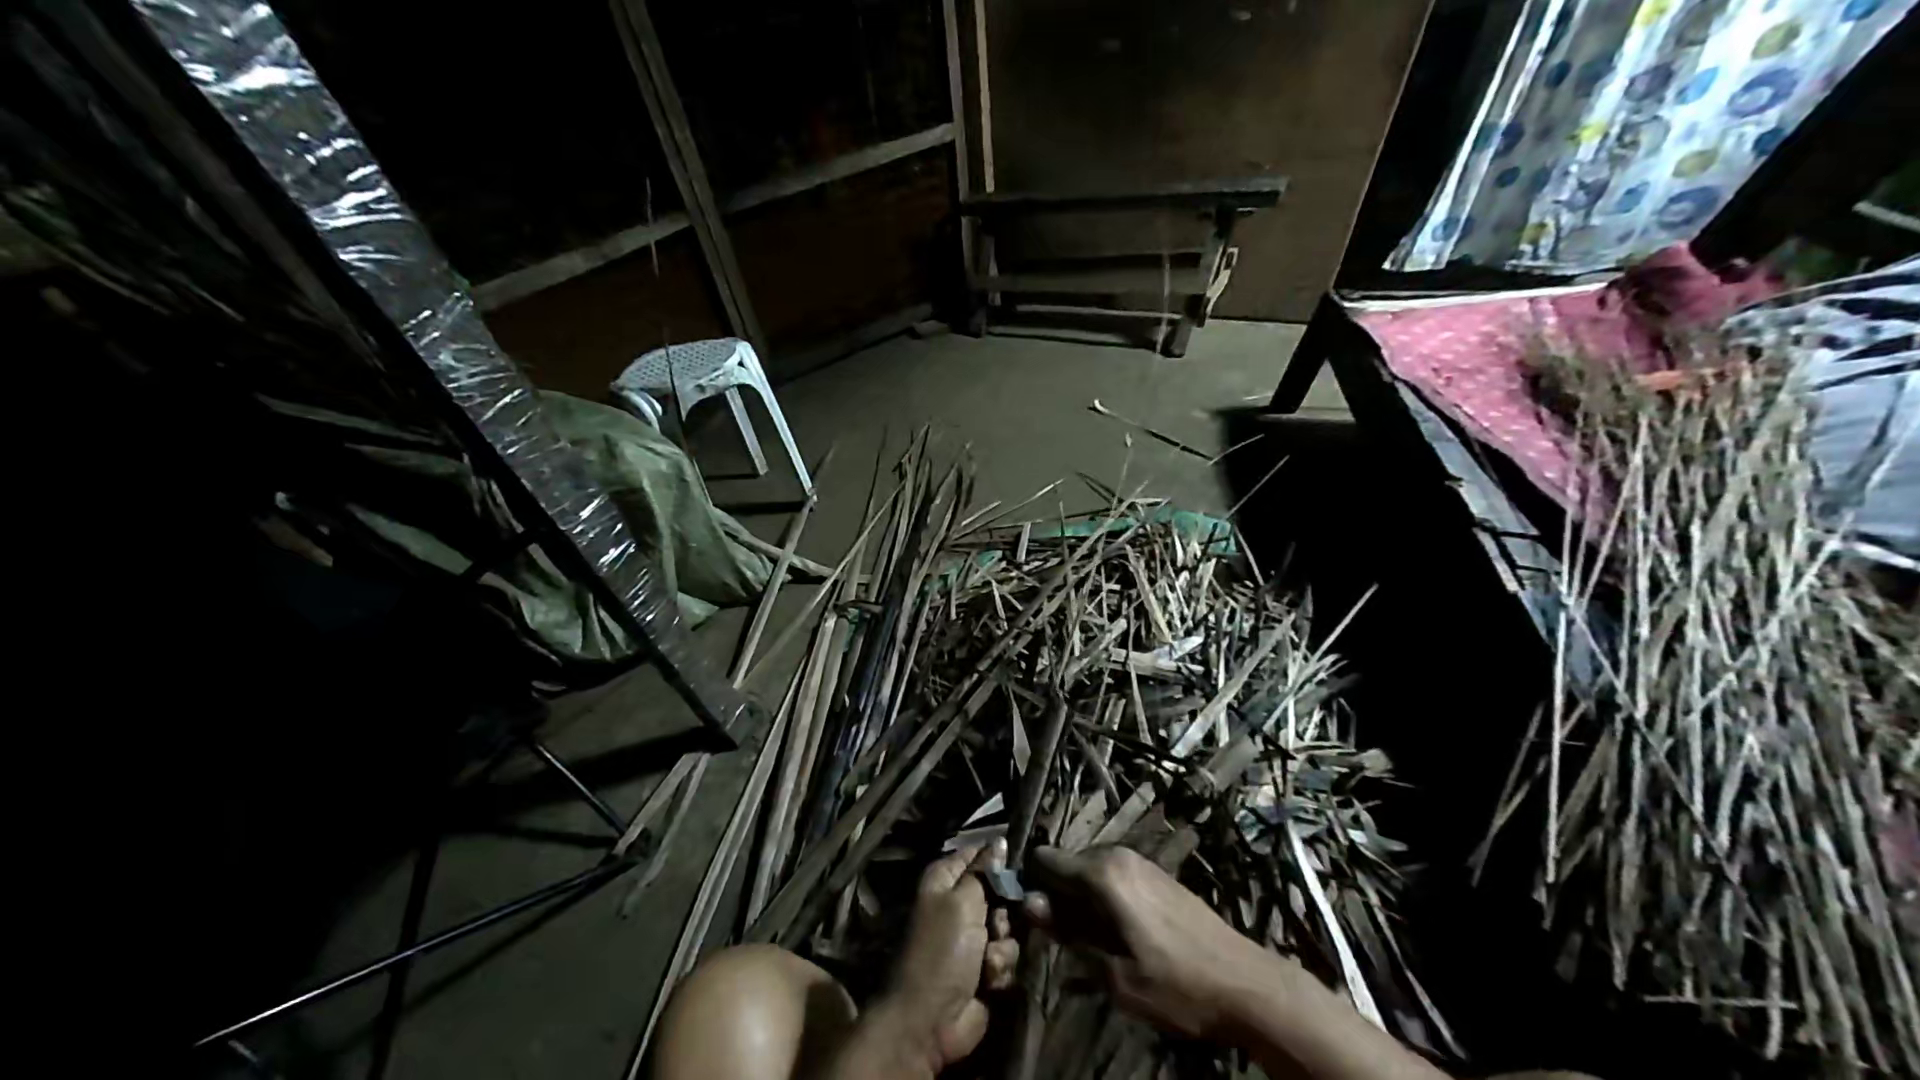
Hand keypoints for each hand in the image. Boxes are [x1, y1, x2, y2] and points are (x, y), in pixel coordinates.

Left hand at [853, 841, 1019, 1077]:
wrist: (930, 1021)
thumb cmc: (941, 951)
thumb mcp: (962, 903)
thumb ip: (984, 872)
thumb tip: (1000, 841)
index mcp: (945, 880)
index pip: (980, 855)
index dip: (1000, 860)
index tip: (1020, 865)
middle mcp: (959, 903)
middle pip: (1001, 892)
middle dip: (1006, 911)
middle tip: (995, 924)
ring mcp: (973, 938)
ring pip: (1009, 927)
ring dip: (1003, 945)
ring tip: (988, 961)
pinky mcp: (986, 969)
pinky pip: (1008, 956)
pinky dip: (1001, 969)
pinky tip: (990, 981)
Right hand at [1022, 845, 1273, 1040]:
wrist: (1247, 985)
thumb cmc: (1176, 985)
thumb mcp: (1114, 973)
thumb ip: (1068, 933)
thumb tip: (1029, 903)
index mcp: (1102, 872)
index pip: (1044, 859)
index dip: (1032, 887)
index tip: (1034, 921)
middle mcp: (1118, 854)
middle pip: (1066, 864)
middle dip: (1058, 896)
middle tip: (1064, 941)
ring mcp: (1140, 862)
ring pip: (1090, 872)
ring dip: (1082, 901)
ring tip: (1092, 944)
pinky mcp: (1157, 874)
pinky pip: (1113, 877)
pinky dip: (1104, 900)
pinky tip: (1118, 937)